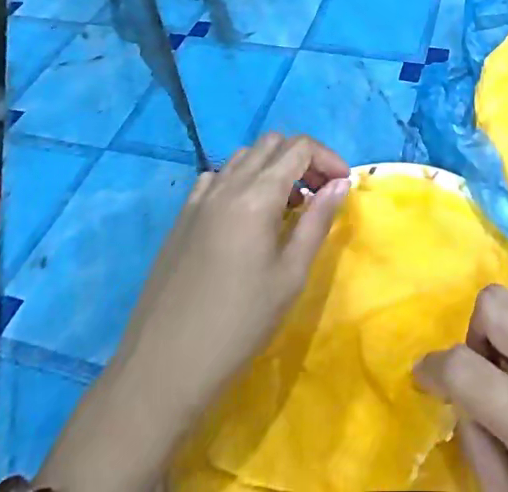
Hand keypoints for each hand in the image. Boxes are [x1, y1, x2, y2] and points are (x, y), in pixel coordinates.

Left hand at [116, 132, 350, 403]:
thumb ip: (317, 222)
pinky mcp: (182, 216)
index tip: (343, 186)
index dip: (327, 158)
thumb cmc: (240, 324)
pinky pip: (218, 178)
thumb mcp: (291, 275)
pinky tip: (247, 217)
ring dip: (272, 168)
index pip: (299, 148)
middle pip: (271, 144)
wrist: (165, 364)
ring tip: (288, 208)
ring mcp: (199, 198)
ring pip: (243, 157)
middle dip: (303, 159)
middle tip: (320, 194)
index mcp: (256, 195)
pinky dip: (242, 181)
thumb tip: (339, 184)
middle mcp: (226, 184)